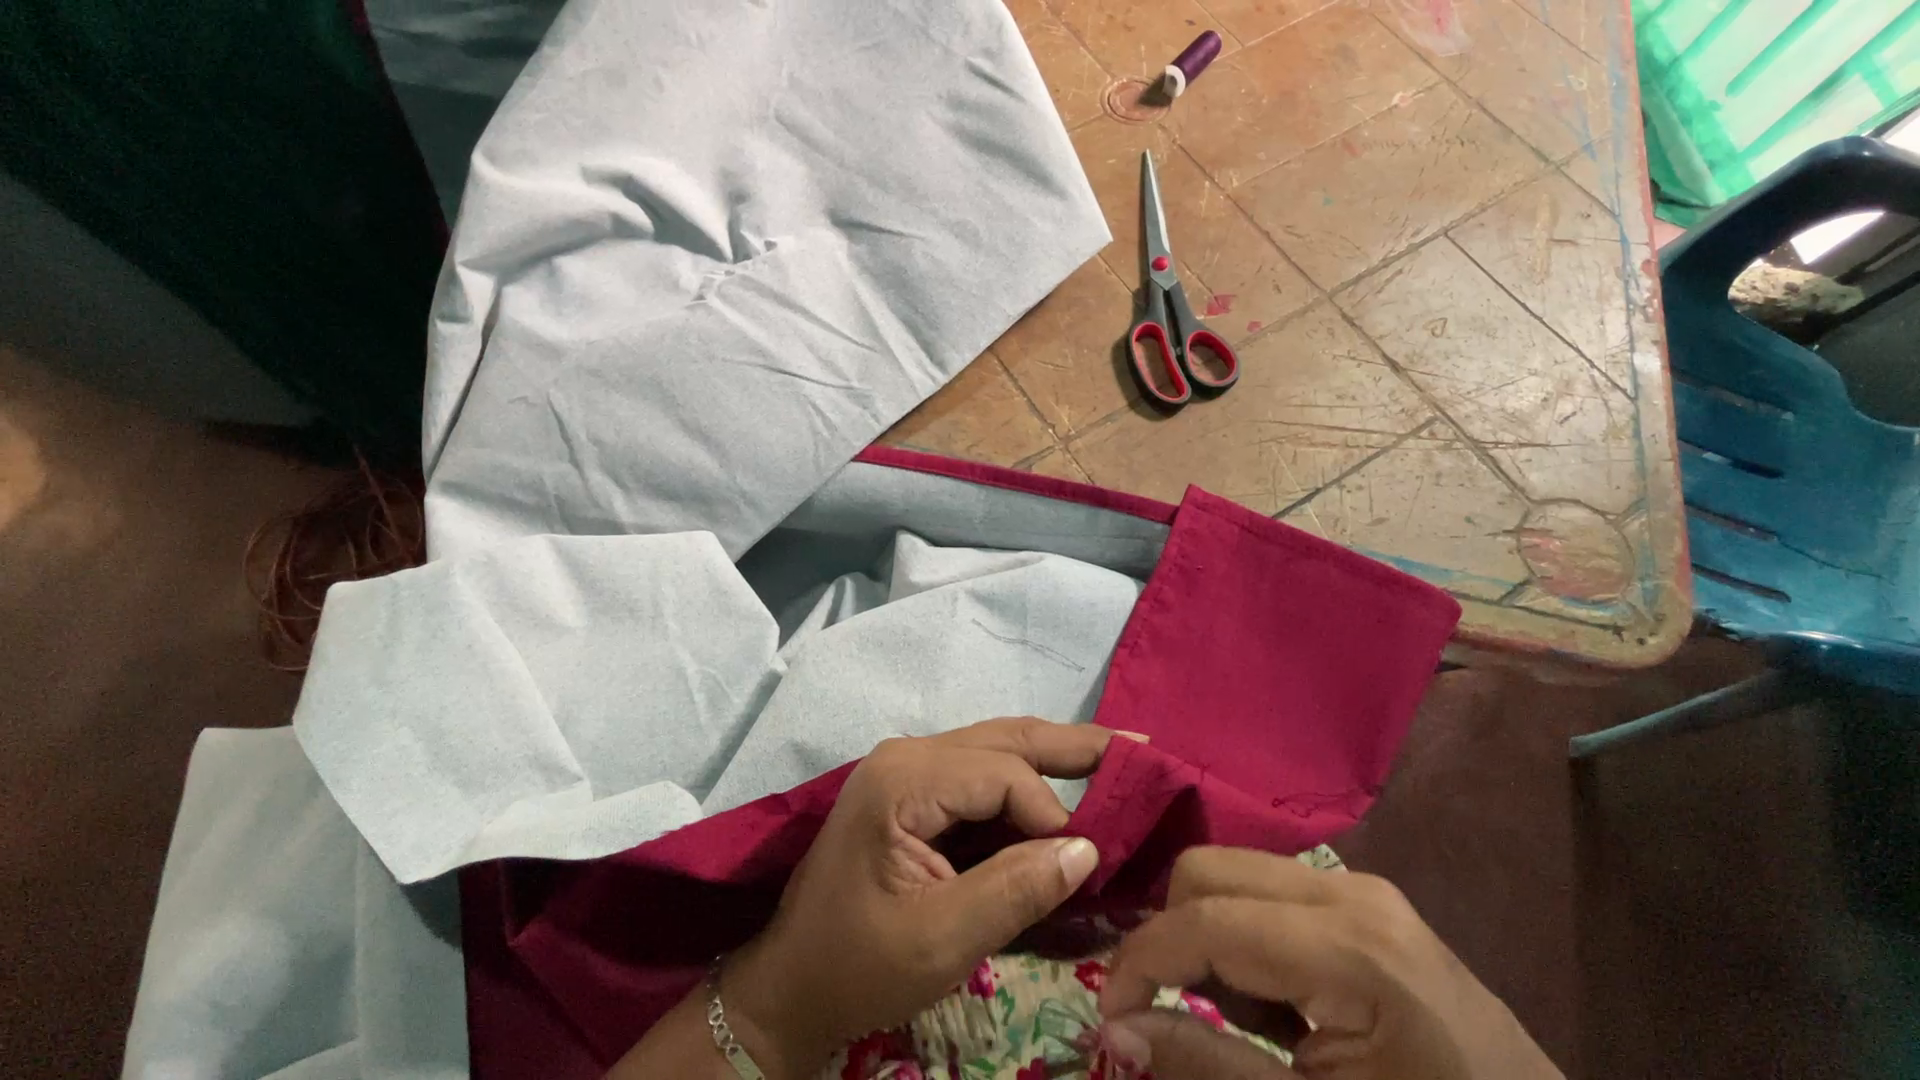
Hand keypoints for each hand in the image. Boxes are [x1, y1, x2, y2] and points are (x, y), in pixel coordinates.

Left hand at [718, 718, 1122, 1077]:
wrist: (790, 986)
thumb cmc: (857, 965)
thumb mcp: (941, 940)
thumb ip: (1015, 889)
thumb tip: (1088, 849)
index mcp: (905, 779)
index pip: (1003, 774)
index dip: (1050, 816)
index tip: (1081, 867)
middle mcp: (907, 757)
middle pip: (1005, 739)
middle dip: (1073, 746)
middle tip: (1141, 748)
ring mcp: (906, 771)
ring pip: (995, 750)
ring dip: (1054, 758)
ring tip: (1115, 758)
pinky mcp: (911, 794)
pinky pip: (979, 776)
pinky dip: (1025, 784)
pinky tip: (1063, 786)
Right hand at [1097, 847, 1562, 1079]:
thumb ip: (1206, 1063)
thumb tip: (1112, 1030)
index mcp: (1348, 948)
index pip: (1204, 920)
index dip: (1139, 963)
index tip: (1109, 1020)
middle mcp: (1352, 893)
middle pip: (1209, 870)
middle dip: (1168, 934)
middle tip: (1166, 1010)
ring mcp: (1366, 892)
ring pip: (1234, 873)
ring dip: (1204, 933)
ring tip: (1230, 1016)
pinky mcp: (1371, 906)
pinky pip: (1271, 893)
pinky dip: (1243, 935)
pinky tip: (1271, 1003)